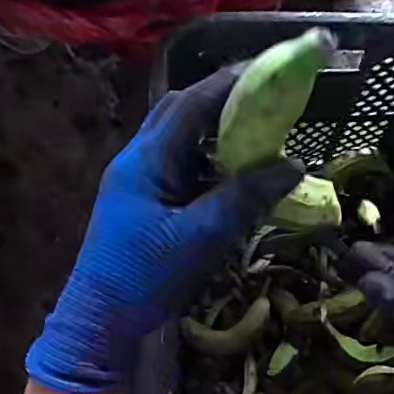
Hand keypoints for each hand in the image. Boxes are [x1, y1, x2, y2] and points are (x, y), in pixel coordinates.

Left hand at [26, 69, 301, 393]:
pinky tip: (233, 175)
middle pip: (180, 114)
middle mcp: (137, 161)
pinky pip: (179, 171)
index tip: (271, 71)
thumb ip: (245, 197)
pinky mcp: (142, 206)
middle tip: (266, 101)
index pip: (190, 104)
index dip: (230, 83)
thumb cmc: (145, 278)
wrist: (100, 323)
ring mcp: (137, 183)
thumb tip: (292, 165)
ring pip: (179, 142)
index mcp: (145, 160)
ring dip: (216, 134)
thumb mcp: (201, 237)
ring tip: (257, 134)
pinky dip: (208, 165)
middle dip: (223, 102)